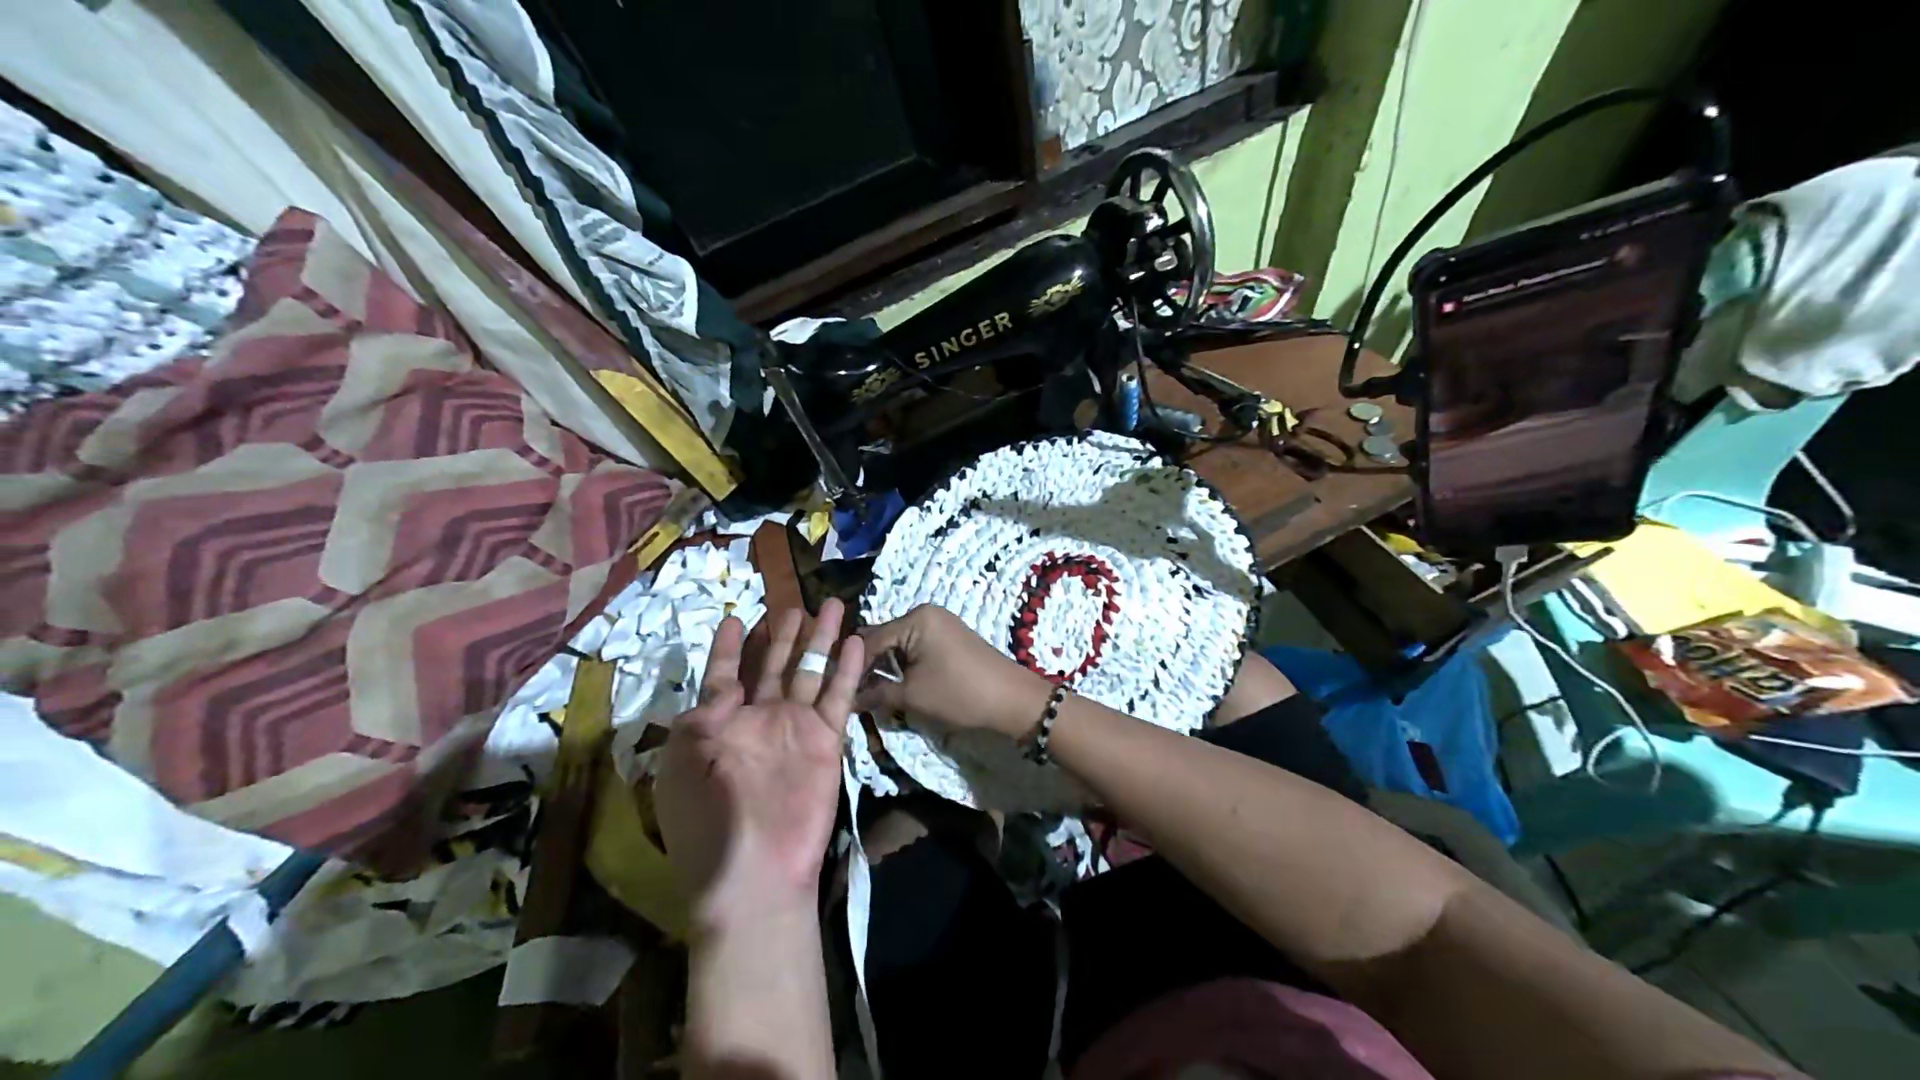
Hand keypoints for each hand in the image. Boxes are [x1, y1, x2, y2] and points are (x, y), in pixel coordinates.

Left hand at [655, 599, 864, 930]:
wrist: (752, 870)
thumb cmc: (707, 820)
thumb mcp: (682, 761)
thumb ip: (702, 714)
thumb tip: (727, 686)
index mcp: (719, 727)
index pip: (725, 675)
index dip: (730, 647)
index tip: (737, 618)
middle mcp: (759, 721)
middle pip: (774, 665)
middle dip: (784, 634)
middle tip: (795, 604)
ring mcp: (795, 728)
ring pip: (809, 671)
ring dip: (819, 639)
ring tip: (830, 606)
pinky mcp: (826, 739)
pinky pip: (837, 695)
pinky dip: (846, 668)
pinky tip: (855, 640)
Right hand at [858, 603, 1052, 738]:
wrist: (1013, 700)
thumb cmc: (960, 693)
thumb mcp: (912, 696)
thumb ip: (876, 693)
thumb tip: (847, 698)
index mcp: (915, 618)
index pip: (869, 639)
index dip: (852, 666)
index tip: (834, 688)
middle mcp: (926, 613)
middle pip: (883, 639)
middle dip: (868, 666)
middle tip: (851, 692)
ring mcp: (940, 625)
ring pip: (899, 646)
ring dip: (886, 668)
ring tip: (872, 694)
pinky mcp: (950, 639)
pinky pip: (916, 648)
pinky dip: (904, 666)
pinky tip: (896, 687)